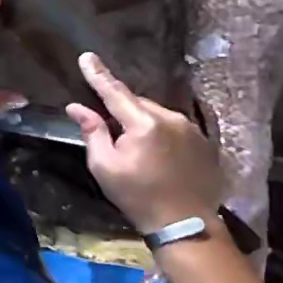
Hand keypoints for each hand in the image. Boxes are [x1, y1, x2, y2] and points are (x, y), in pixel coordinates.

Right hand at [65, 53, 222, 233]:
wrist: (186, 225)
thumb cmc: (138, 196)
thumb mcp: (104, 166)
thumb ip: (92, 132)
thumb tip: (77, 107)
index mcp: (144, 124)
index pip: (115, 92)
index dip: (98, 74)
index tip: (86, 56)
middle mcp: (172, 119)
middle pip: (138, 104)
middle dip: (122, 110)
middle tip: (110, 130)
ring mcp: (193, 131)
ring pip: (158, 115)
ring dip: (143, 123)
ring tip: (136, 148)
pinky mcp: (206, 144)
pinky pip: (176, 128)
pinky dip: (162, 134)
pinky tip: (158, 155)